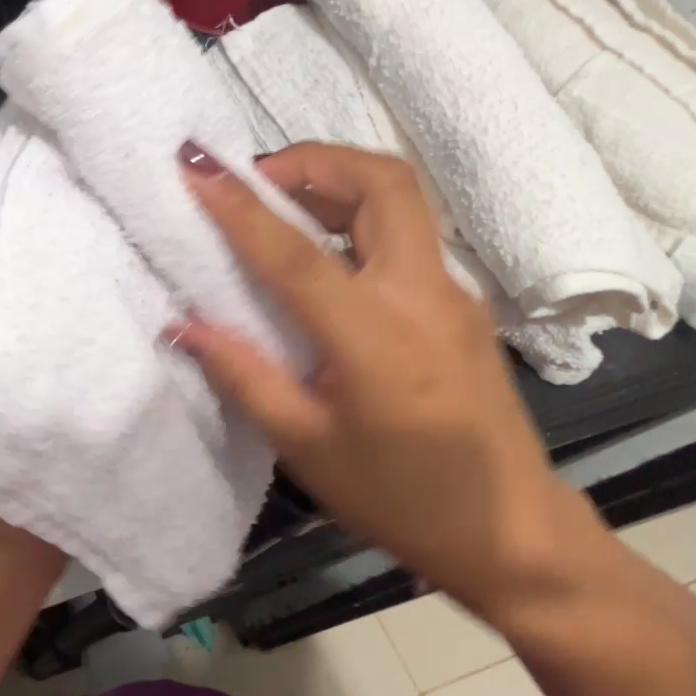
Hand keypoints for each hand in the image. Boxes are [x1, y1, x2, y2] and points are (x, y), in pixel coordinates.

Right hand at [172, 142, 602, 615]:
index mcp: (377, 337)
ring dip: (335, 181)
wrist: (513, 535)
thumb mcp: (305, 445)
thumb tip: (181, 323)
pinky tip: (319, 251)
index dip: (239, 206)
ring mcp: (452, 293)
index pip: (296, 253)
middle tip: (256, 177)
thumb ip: (242, 373)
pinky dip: (354, 216)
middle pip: (383, 182)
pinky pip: (405, 233)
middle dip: (313, 160)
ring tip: (278, 202)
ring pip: (400, 199)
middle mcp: (422, 295)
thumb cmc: (400, 497)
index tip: (195, 165)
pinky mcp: (460, 303)